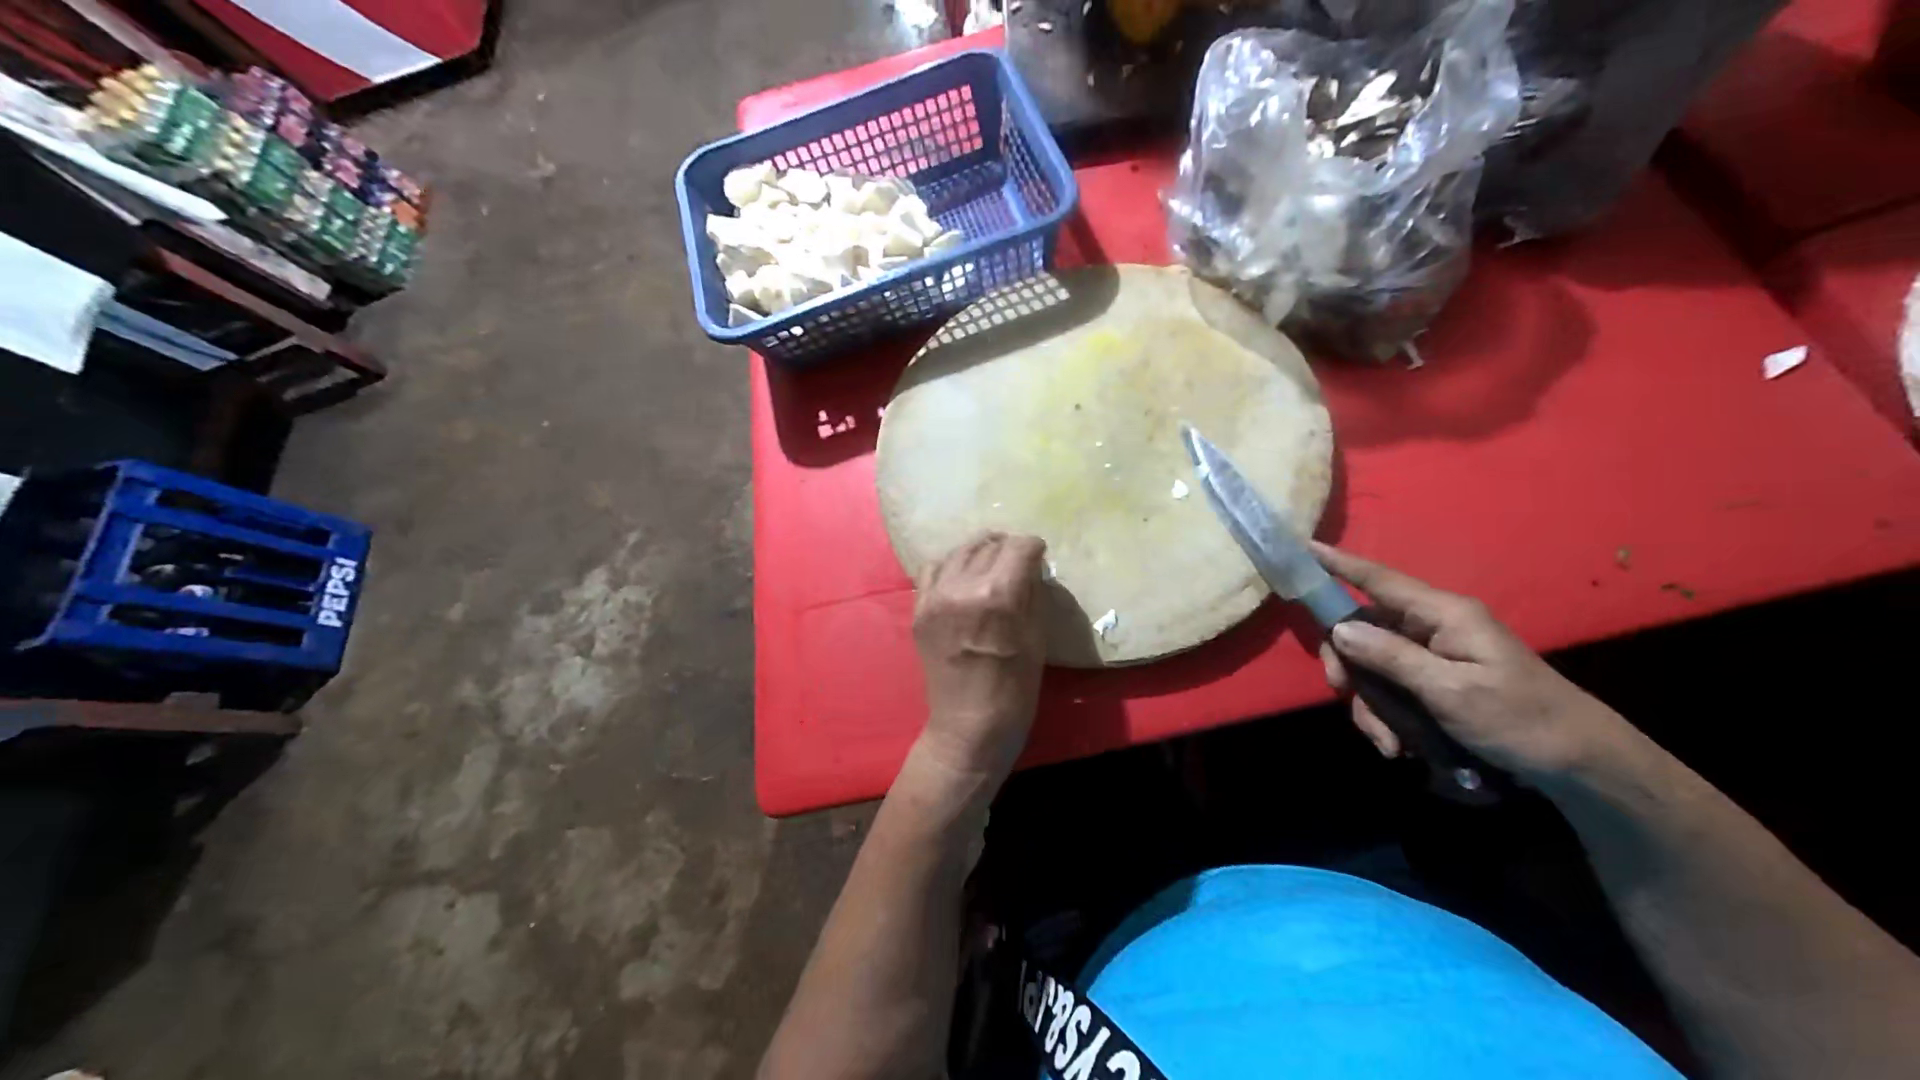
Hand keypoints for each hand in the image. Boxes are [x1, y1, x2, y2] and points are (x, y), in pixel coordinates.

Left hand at [911, 532, 1049, 783]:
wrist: (969, 727)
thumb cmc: (1015, 689)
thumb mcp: (1037, 637)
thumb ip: (1032, 593)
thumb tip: (1030, 566)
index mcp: (997, 595)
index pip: (1018, 547)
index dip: (1034, 547)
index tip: (1039, 555)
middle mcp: (961, 587)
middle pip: (989, 545)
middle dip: (1008, 549)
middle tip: (1019, 561)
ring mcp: (934, 597)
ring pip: (960, 551)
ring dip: (980, 552)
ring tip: (993, 564)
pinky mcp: (919, 609)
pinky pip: (933, 569)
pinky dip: (952, 566)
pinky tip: (964, 578)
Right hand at [1313, 543, 1631, 783]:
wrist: (1578, 764)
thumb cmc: (1519, 719)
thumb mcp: (1451, 690)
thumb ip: (1390, 656)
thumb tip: (1338, 627)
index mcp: (1442, 614)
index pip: (1378, 579)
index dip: (1338, 563)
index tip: (1302, 547)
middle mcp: (1431, 626)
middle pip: (1361, 629)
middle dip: (1347, 665)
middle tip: (1343, 693)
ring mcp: (1432, 654)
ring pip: (1370, 666)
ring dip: (1369, 705)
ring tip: (1389, 744)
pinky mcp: (1433, 681)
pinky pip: (1389, 689)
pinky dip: (1385, 718)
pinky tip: (1398, 746)